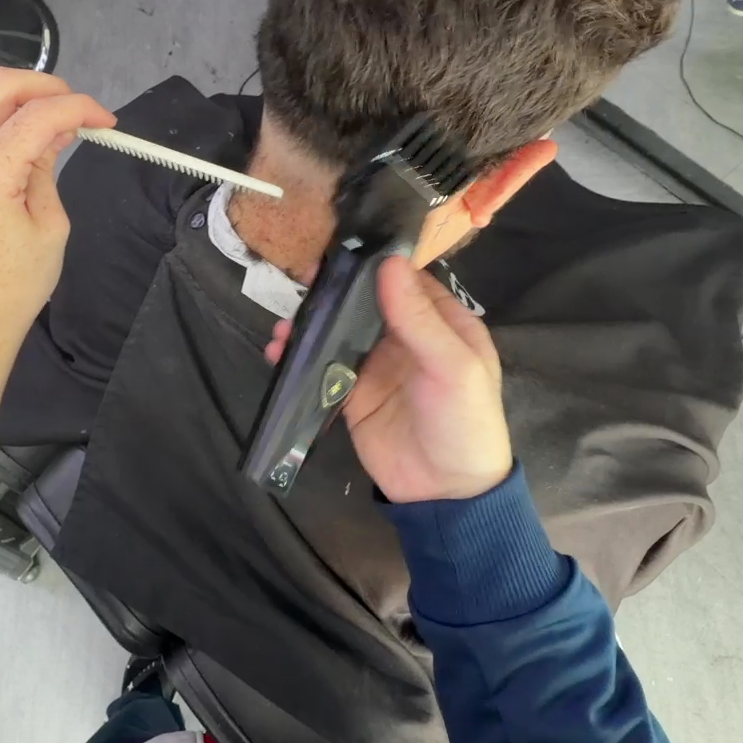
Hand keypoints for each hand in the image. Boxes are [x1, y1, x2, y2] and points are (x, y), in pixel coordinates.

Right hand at [266, 257, 512, 502]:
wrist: (445, 493)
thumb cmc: (464, 424)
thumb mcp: (452, 368)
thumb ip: (418, 318)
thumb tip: (388, 263)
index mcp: (442, 324)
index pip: (405, 281)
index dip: (375, 264)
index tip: (340, 249)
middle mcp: (408, 339)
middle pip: (366, 303)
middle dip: (333, 292)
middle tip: (301, 279)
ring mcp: (377, 366)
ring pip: (339, 333)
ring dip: (311, 325)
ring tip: (284, 327)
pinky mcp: (353, 395)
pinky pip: (323, 367)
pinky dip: (300, 358)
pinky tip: (279, 352)